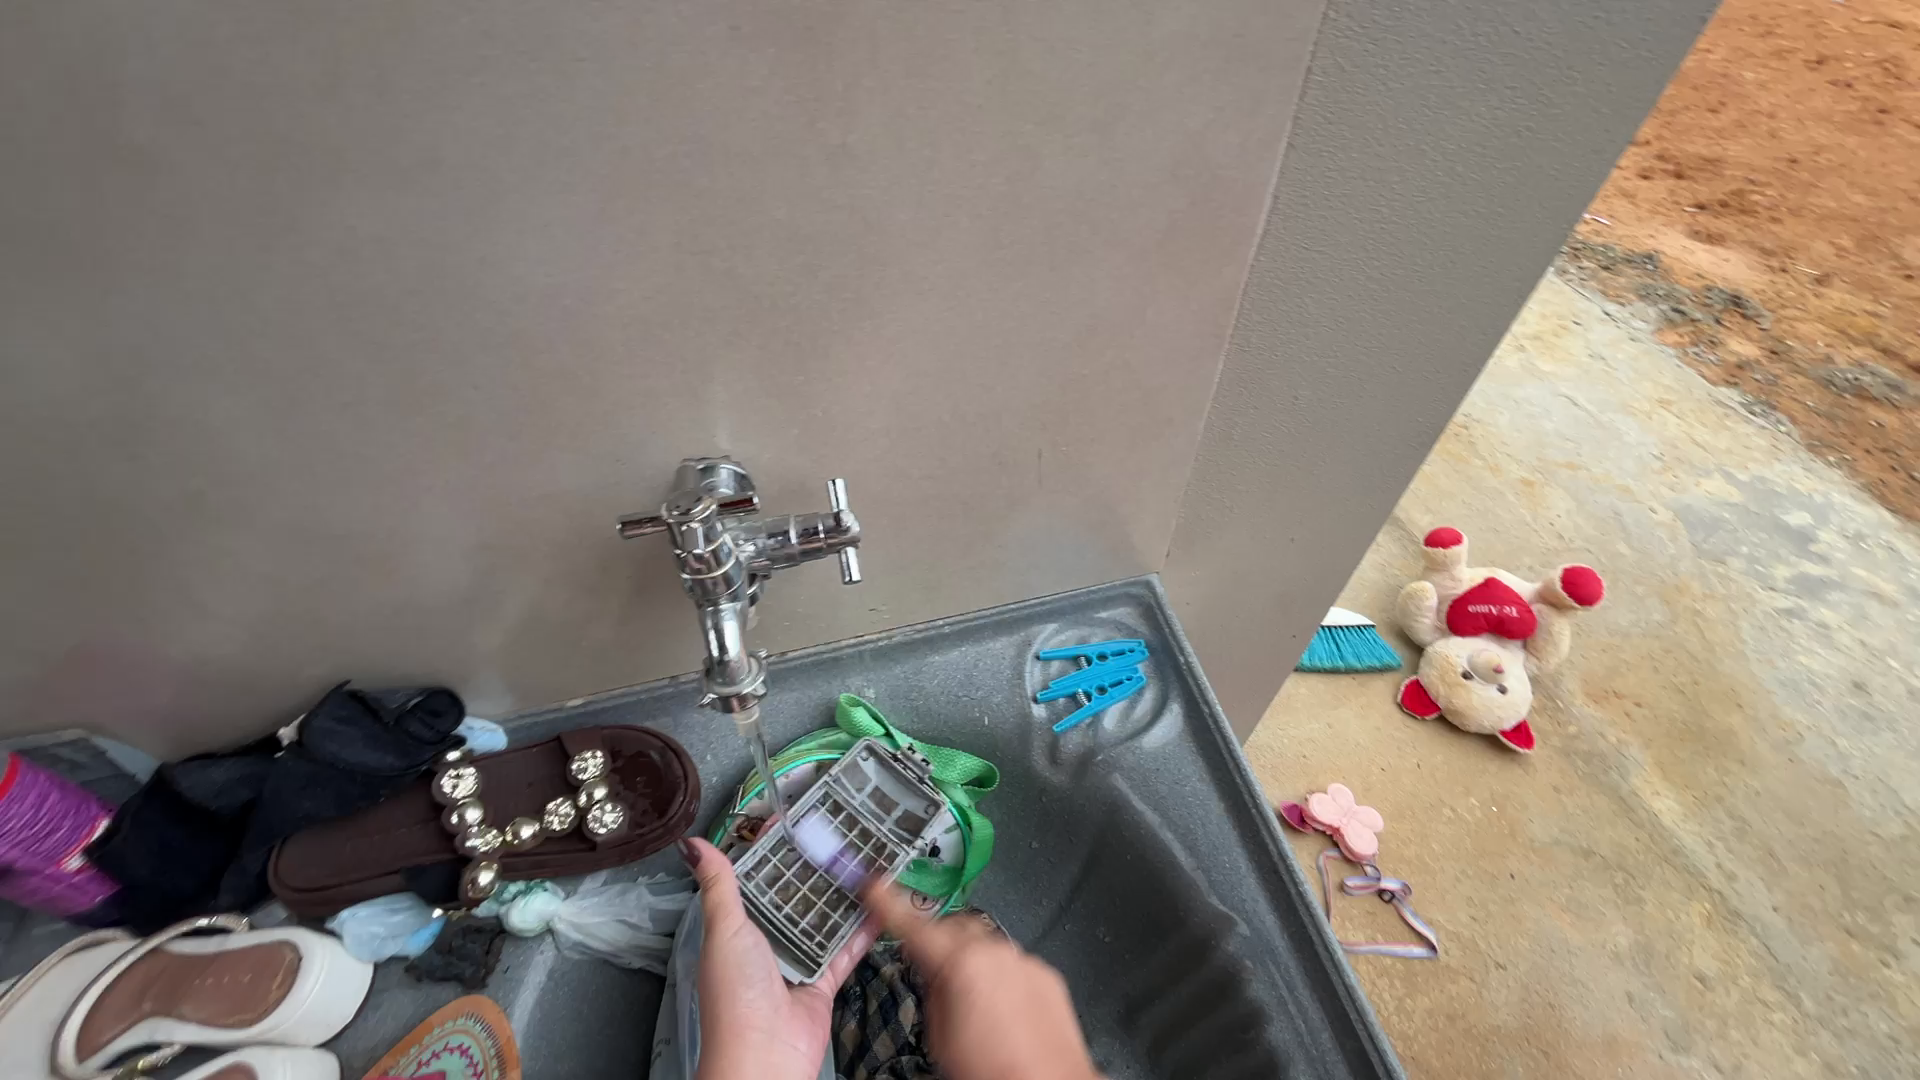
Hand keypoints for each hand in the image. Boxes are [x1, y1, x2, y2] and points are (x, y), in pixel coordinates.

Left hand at [682, 837, 879, 1079]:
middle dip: (815, 865)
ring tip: (867, 856)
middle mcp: (769, 938)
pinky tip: (882, 901)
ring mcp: (798, 958)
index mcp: (739, 925)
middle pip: (795, 892)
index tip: (799, 814)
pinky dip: (864, 927)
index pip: (759, 875)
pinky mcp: (825, 979)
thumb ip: (718, 884)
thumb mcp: (725, 930)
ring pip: (824, 915)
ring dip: (843, 891)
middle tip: (843, 830)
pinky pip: (847, 947)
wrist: (763, 1060)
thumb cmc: (737, 992)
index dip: (775, 846)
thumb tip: (690, 842)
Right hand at [863, 883, 1101, 1079]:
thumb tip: (933, 972)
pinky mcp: (1046, 974)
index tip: (874, 884)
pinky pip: (1013, 962)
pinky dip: (1000, 976)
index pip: (914, 926)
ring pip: (986, 943)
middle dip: (938, 942)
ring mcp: (1024, 959)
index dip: (889, 903)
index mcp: (961, 965)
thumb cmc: (990, 1074)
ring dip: (971, 960)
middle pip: (954, 928)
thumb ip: (933, 991)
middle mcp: (995, 951)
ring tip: (972, 1003)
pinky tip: (1001, 1009)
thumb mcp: (940, 1038)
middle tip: (930, 970)